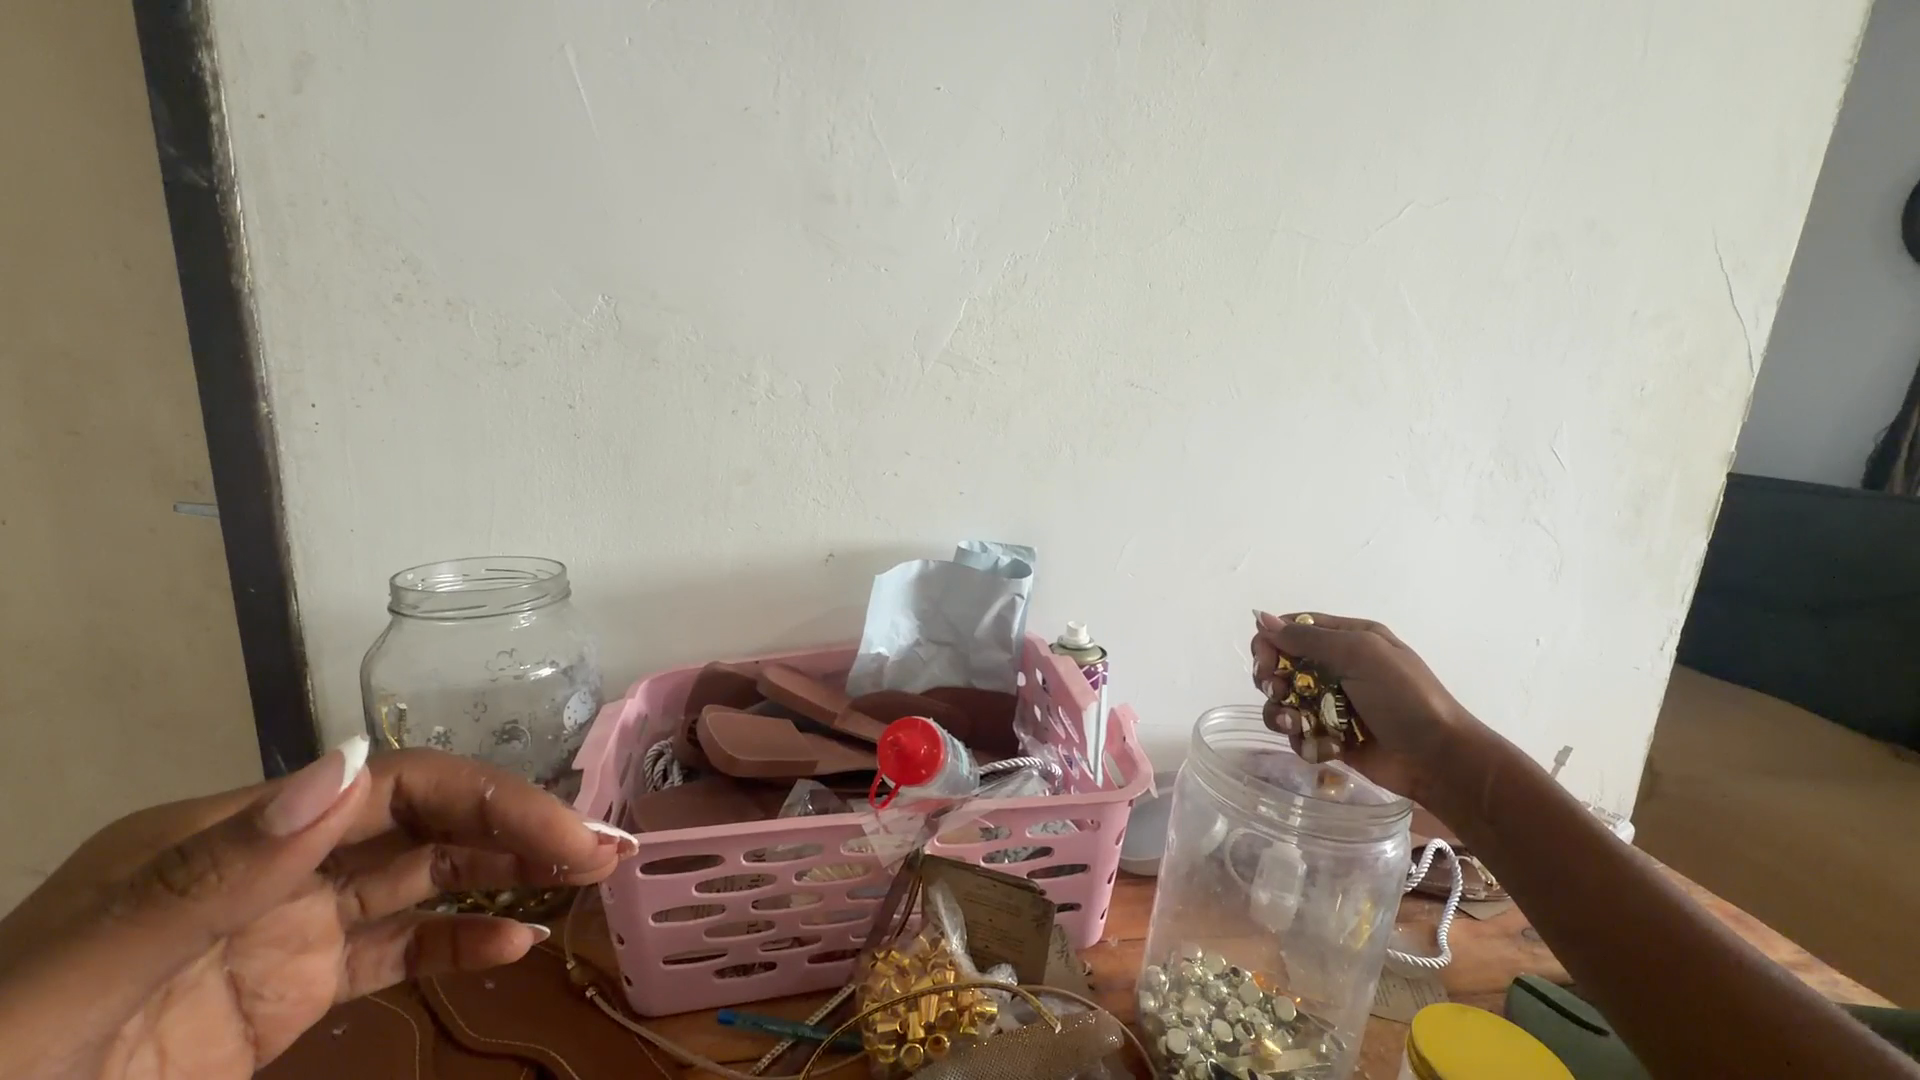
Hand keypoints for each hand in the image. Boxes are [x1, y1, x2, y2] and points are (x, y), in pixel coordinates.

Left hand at [0, 739, 639, 1079]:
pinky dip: (461, 939)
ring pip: (427, 875)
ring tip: (587, 877)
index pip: (397, 787)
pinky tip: (516, 942)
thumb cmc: (2, 1062)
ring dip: (509, 870)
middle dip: (521, 828)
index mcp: (236, 833)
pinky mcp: (296, 986)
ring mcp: (290, 924)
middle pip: (427, 822)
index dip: (491, 802)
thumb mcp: (76, 980)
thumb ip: (208, 876)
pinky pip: (397, 948)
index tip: (566, 839)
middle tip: (604, 853)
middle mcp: (278, 861)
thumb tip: (349, 764)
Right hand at [1251, 610, 1498, 817]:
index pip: (1293, 629)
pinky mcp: (1330, 736)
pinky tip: (1324, 746)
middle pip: (1281, 666)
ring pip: (1283, 702)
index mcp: (1348, 639)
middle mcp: (1337, 667)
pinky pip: (1298, 733)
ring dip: (1281, 713)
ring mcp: (1332, 704)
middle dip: (1272, 680)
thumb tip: (1260, 618)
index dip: (1271, 643)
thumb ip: (1308, 637)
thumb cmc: (1403, 697)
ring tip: (1296, 725)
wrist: (1439, 758)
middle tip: (1278, 693)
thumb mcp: (1359, 654)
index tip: (1266, 665)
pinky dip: (1304, 740)